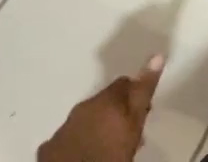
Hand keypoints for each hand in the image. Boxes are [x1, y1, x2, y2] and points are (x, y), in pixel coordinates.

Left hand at [38, 55, 163, 161]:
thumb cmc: (111, 153)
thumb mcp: (134, 124)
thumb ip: (144, 91)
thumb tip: (157, 55)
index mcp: (107, 99)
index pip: (126, 83)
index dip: (137, 94)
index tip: (144, 111)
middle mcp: (84, 106)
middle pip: (105, 100)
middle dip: (117, 111)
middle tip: (127, 131)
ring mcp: (64, 126)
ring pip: (87, 118)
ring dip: (98, 125)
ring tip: (108, 144)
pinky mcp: (50, 146)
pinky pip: (69, 136)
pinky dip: (79, 140)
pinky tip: (85, 152)